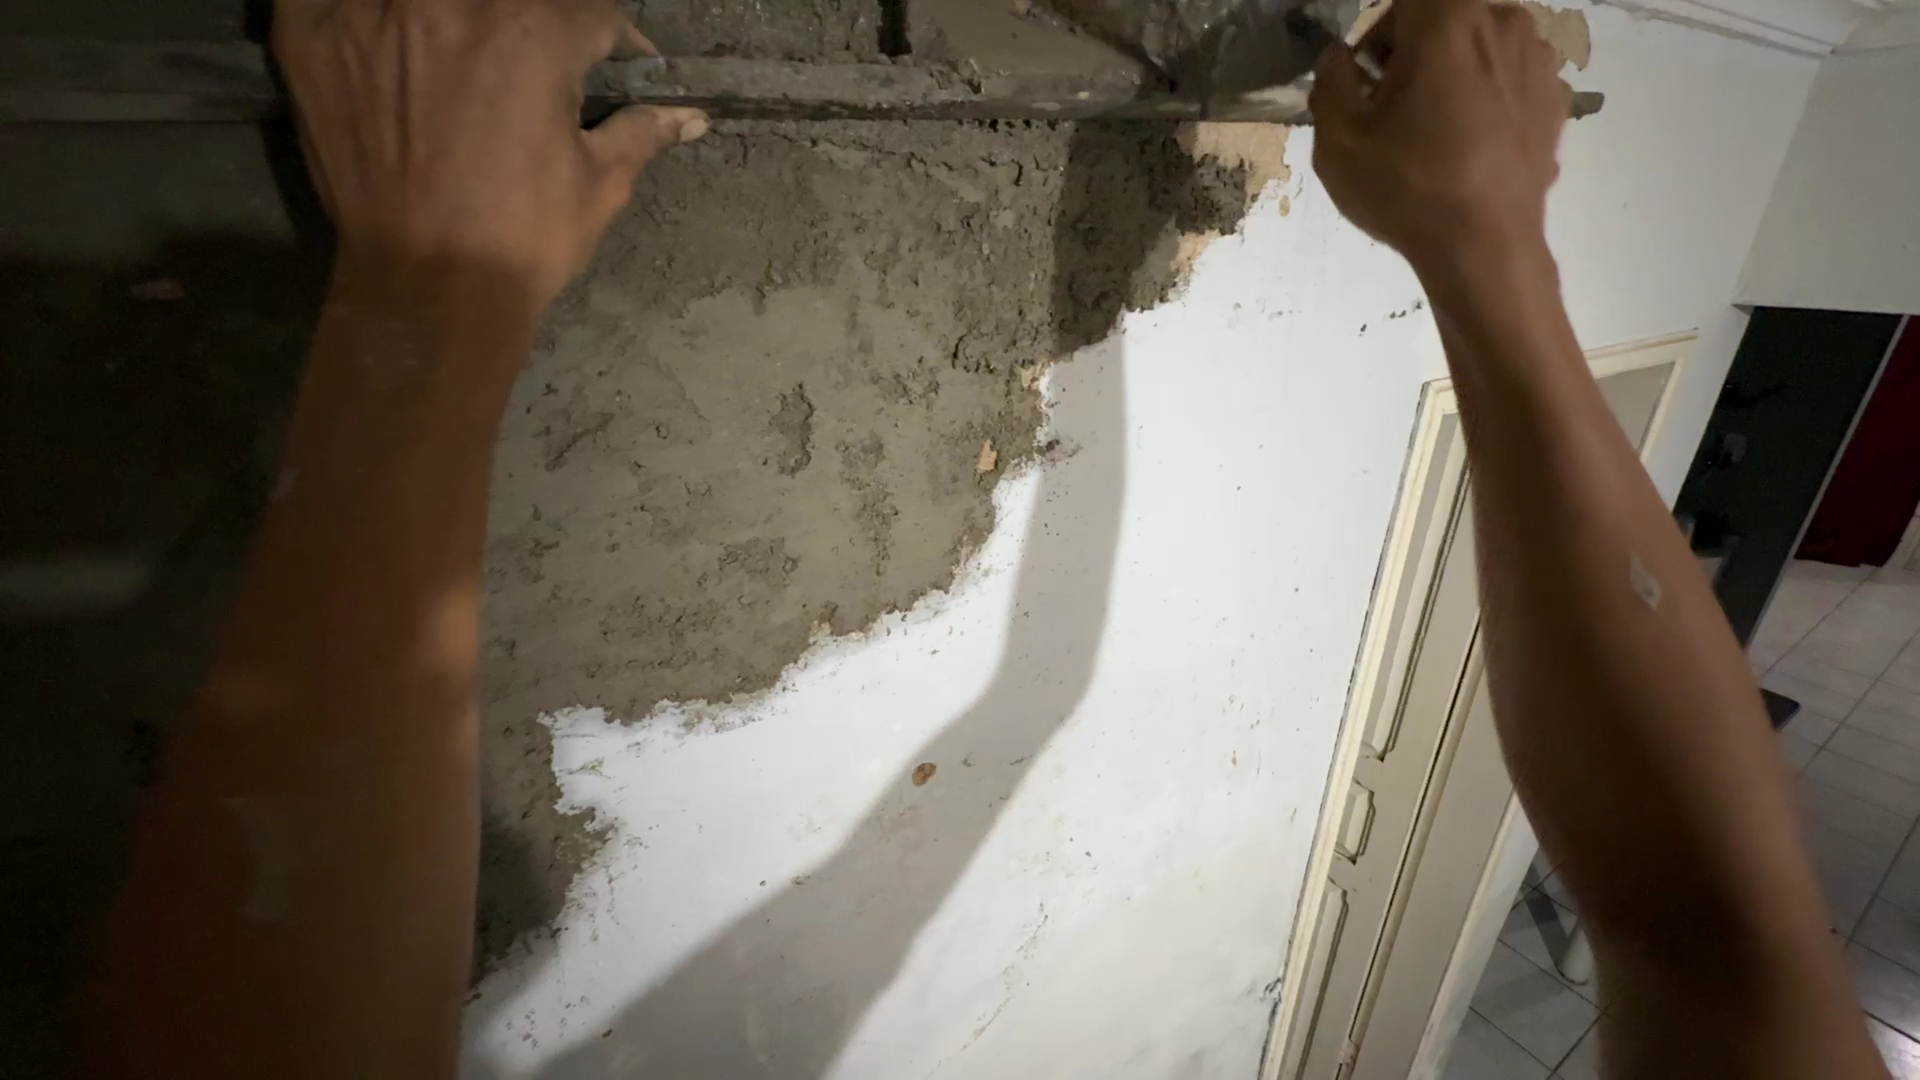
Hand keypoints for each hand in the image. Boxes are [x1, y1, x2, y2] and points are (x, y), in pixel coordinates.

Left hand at [273, 0, 707, 307]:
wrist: (432, 282)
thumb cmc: (530, 237)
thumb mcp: (601, 185)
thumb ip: (641, 132)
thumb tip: (690, 116)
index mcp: (531, 33)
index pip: (593, 8)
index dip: (617, 41)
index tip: (620, 66)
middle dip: (540, 30)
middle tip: (545, 76)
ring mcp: (370, 6)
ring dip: (467, 25)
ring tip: (474, 70)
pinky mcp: (310, 27)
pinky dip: (380, 16)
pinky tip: (401, 53)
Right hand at [1309, 0, 1569, 275]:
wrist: (1483, 244)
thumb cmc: (1404, 189)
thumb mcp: (1338, 144)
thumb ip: (1330, 85)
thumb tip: (1338, 58)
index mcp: (1449, 22)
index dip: (1379, 36)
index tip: (1365, 83)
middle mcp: (1504, 21)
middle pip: (1447, 17)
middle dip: (1413, 55)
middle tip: (1390, 116)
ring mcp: (1539, 57)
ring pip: (1479, 48)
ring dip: (1449, 77)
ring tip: (1429, 137)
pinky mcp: (1554, 95)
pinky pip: (1506, 80)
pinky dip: (1482, 101)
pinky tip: (1463, 150)